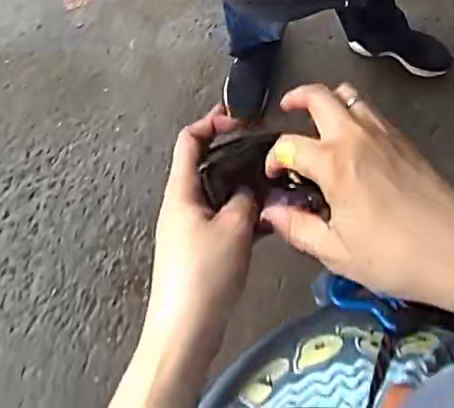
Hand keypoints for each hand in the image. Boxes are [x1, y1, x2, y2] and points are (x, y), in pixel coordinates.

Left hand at [143, 107, 260, 355]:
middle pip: (205, 163)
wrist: (184, 334)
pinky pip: (222, 217)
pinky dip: (242, 213)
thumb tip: (251, 188)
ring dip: (242, 185)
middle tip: (262, 148)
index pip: (189, 139)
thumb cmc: (203, 274)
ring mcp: (189, 226)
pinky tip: (267, 219)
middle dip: (233, 152)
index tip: (239, 119)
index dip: (212, 122)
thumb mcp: (234, 227)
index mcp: (181, 190)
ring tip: (272, 182)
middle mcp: (181, 203)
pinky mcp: (199, 249)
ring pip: (218, 192)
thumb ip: (246, 198)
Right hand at [260, 83, 453, 311]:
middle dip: (296, 98)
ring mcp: (380, 131)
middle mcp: (354, 135)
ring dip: (328, 99)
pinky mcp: (401, 136)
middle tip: (286, 110)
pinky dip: (353, 111)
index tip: (273, 175)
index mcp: (333, 162)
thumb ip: (298, 228)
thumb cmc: (396, 256)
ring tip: (319, 118)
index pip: (288, 145)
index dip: (273, 158)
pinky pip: (369, 108)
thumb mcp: (338, 253)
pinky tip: (352, 138)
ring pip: (347, 94)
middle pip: (318, 95)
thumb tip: (271, 212)